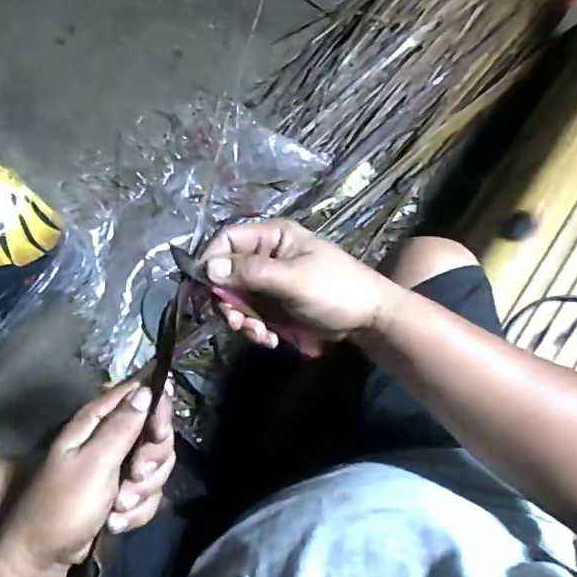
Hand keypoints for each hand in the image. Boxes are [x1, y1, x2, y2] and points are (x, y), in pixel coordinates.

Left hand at [0, 380, 174, 574]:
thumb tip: (145, 390)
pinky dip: (136, 511)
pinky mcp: (122, 492)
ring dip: (142, 491)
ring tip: (118, 506)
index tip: (158, 434)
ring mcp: (117, 466)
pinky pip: (148, 493)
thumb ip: (122, 427)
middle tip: (135, 476)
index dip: (157, 410)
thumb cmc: (63, 504)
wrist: (44, 557)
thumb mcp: (94, 463)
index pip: (139, 394)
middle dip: (151, 460)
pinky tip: (116, 522)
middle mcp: (109, 437)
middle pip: (155, 433)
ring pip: (156, 466)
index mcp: (97, 421)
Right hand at [198, 219, 394, 354]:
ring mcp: (270, 282)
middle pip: (227, 274)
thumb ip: (251, 273)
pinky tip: (271, 340)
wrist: (370, 320)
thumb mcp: (293, 280)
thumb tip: (208, 268)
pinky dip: (255, 329)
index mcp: (273, 236)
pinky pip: (251, 315)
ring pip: (236, 299)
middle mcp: (267, 255)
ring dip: (242, 320)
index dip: (212, 261)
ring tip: (260, 335)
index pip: (227, 240)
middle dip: (230, 301)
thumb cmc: (335, 289)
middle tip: (237, 322)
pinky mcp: (274, 305)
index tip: (206, 289)